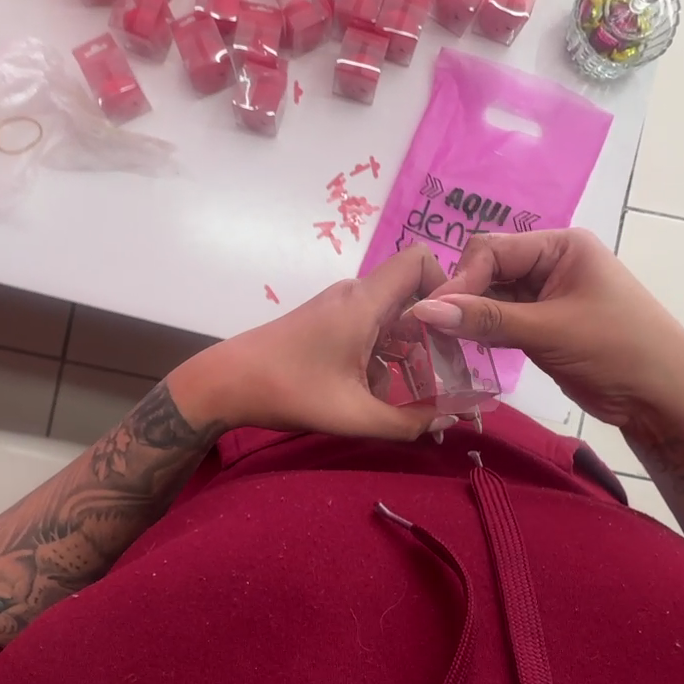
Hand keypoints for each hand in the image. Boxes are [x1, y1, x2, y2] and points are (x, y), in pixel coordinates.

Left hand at [168, 245, 454, 439]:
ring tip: (419, 391)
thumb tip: (450, 420)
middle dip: (433, 333)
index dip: (447, 285)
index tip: (457, 330)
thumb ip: (408, 422)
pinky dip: (381, 357)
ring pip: (390, 319)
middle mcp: (354, 296)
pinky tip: (376, 393)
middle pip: (411, 296)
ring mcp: (338, 309)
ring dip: (407, 352)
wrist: (226, 383)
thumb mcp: (353, 415)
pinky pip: (369, 330)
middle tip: (449, 372)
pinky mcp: (325, 324)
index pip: (420, 261)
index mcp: (365, 302)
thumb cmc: (289, 391)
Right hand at [414, 228, 683, 426]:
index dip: (460, 280)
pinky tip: (460, 345)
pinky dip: (480, 331)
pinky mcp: (541, 325)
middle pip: (487, 269)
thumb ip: (486, 319)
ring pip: (490, 296)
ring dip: (467, 315)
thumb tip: (422, 310)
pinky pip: (500, 319)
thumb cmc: (618, 351)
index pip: (492, 251)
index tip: (430, 313)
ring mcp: (546, 295)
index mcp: (560, 246)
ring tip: (437, 338)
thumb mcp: (550, 331)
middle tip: (432, 328)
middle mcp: (550, 262)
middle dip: (460, 295)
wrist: (664, 399)